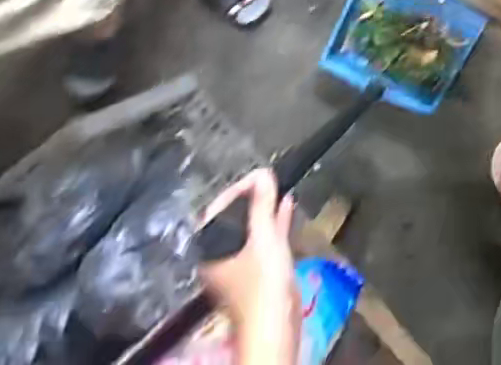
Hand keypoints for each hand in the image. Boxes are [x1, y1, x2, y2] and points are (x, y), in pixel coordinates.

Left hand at [199, 169, 298, 363]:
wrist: (276, 328)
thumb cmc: (263, 282)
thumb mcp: (263, 237)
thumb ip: (261, 204)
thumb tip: (262, 173)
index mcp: (213, 252)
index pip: (216, 212)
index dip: (235, 190)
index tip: (257, 176)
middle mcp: (223, 257)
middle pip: (233, 220)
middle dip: (251, 197)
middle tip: (267, 179)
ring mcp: (243, 264)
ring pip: (252, 228)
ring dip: (264, 208)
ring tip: (278, 186)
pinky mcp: (262, 271)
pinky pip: (267, 238)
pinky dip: (276, 221)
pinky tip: (287, 204)